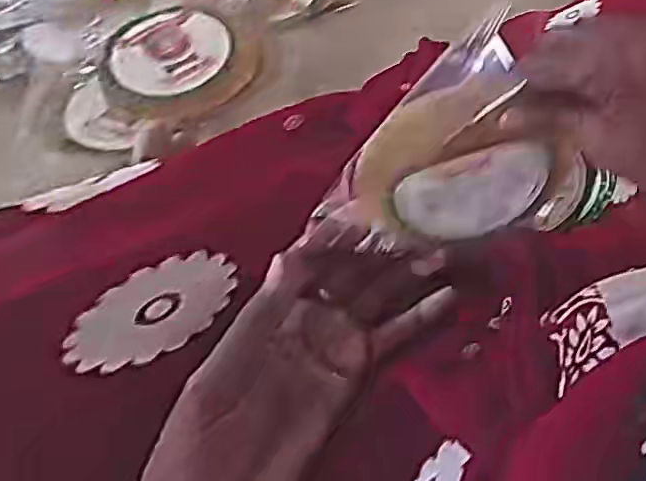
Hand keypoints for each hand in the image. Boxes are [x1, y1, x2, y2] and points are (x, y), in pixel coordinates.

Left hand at [142, 217, 455, 480]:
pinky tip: (447, 298)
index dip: (343, 233)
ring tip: (443, 253)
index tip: (370, 208)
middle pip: (358, 270)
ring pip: (384, 294)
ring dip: (413, 272)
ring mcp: (341, 340)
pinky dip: (423, 315)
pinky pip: (396, 335)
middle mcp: (316, 315)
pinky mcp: (360, 368)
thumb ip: (259, 315)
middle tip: (421, 223)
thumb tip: (288, 253)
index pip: (316, 258)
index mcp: (277, 309)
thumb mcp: (217, 376)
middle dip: (388, 246)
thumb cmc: (198, 438)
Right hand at [509, 15, 645, 231]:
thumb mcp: (608, 146)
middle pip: (565, 39)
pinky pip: (613, 42)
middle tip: (518, 109)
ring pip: (588, 38)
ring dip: (565, 65)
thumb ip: (556, 118)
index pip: (545, 56)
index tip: (493, 107)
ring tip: (548, 105)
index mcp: (617, 52)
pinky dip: (592, 62)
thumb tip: (510, 111)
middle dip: (539, 70)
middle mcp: (633, 28)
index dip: (515, 83)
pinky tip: (583, 93)